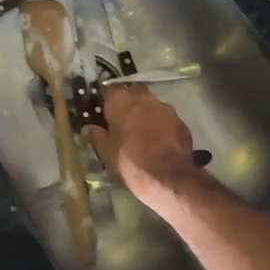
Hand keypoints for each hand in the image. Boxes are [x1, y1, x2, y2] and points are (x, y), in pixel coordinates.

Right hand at [88, 85, 203, 202]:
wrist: (169, 178)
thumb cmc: (130, 162)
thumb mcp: (106, 153)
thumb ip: (96, 136)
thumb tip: (88, 128)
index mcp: (121, 101)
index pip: (110, 91)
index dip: (108, 102)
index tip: (105, 115)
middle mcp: (144, 98)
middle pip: (133, 92)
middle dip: (129, 103)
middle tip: (123, 121)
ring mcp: (165, 108)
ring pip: (152, 104)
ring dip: (146, 113)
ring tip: (142, 132)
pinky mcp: (181, 121)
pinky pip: (166, 118)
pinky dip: (161, 125)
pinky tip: (158, 141)